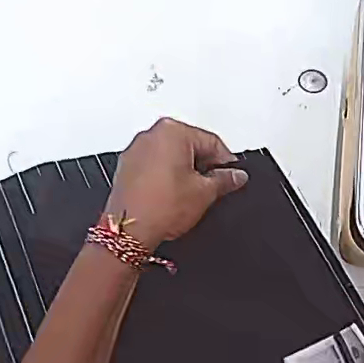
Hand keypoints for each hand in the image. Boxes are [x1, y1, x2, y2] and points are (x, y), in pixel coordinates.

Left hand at [105, 118, 248, 248]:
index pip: (211, 141)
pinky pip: (155, 165)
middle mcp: (151, 135)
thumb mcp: (205, 193)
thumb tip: (236, 176)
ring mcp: (135, 151)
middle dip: (205, 166)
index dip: (226, 162)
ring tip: (192, 195)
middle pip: (190, 145)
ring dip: (185, 171)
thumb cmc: (159, 207)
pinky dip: (167, 176)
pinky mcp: (127, 167)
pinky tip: (174, 196)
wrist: (129, 231)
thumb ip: (225, 179)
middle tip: (215, 187)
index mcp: (172, 131)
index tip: (232, 176)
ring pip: (171, 156)